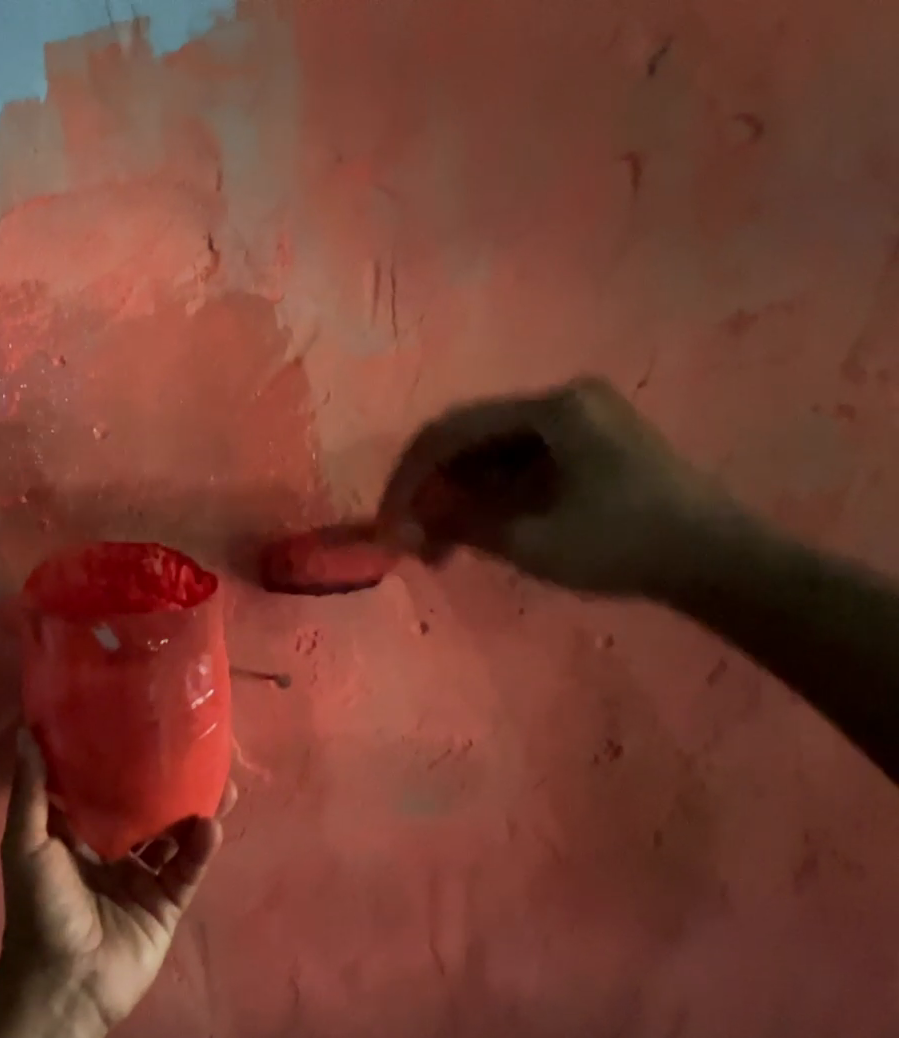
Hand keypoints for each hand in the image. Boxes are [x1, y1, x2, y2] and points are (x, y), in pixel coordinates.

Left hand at [0, 730, 227, 1029]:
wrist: (64, 981)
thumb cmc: (38, 904)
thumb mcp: (25, 841)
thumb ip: (31, 789)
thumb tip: (25, 731)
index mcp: (72, 833)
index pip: (95, 786)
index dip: (111, 759)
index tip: (131, 722)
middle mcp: (108, 849)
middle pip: (141, 808)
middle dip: (163, 783)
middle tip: (189, 749)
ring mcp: (139, 877)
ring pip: (172, 836)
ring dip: (192, 811)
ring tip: (219, 781)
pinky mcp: (164, 904)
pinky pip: (186, 870)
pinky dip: (200, 849)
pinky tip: (211, 823)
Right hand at [378, 377, 738, 595]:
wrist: (724, 564)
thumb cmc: (623, 545)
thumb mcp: (528, 540)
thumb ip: (456, 525)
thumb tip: (402, 529)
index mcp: (551, 408)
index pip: (448, 433)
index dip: (406, 479)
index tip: (386, 522)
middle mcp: (562, 399)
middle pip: (465, 439)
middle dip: (429, 491)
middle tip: (408, 537)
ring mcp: (579, 419)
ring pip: (486, 453)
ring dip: (454, 498)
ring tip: (439, 546)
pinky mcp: (589, 443)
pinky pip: (514, 462)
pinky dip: (486, 496)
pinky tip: (475, 532)